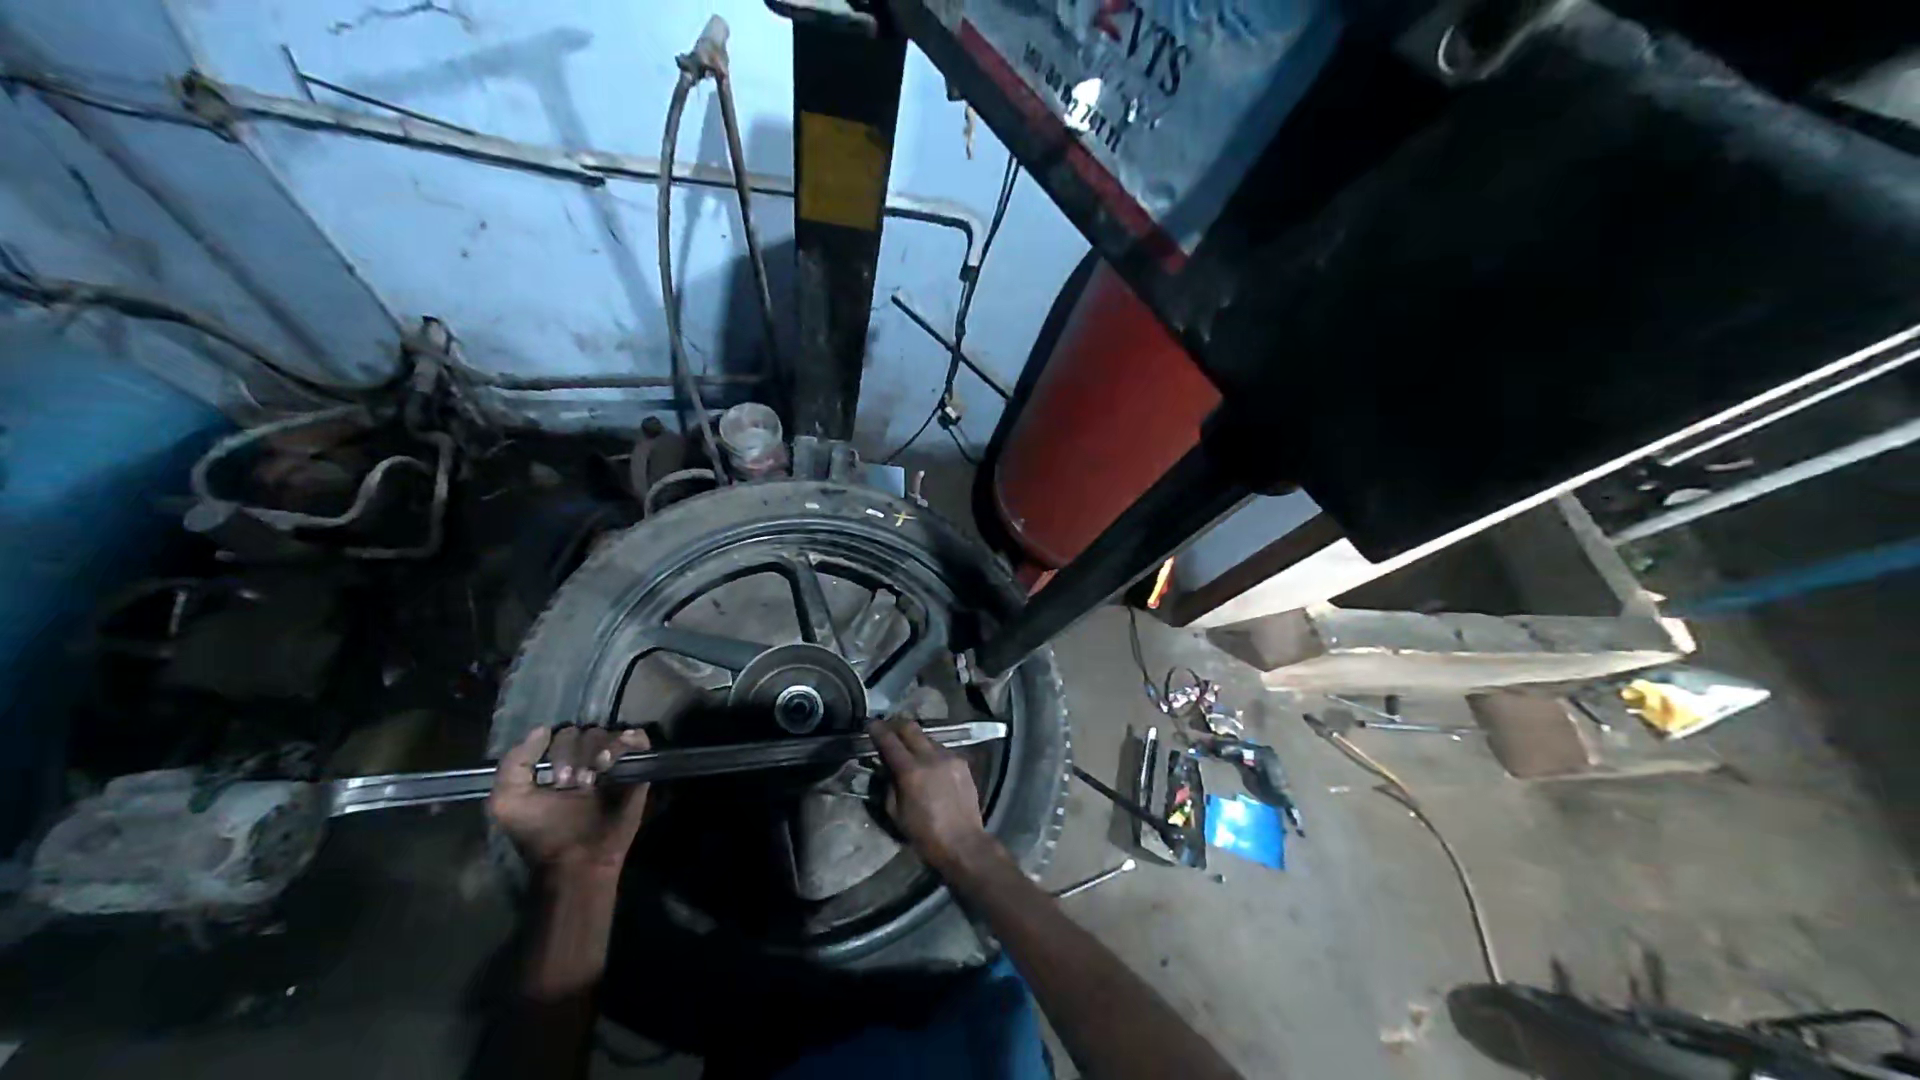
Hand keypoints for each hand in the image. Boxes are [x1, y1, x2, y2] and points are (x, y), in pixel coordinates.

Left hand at [489, 725, 651, 878]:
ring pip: (610, 733)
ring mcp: (615, 764)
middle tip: (574, 783)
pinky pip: (638, 740)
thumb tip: (542, 729)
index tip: (554, 779)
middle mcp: (588, 760)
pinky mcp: (638, 770)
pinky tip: (611, 762)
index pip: (562, 734)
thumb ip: (514, 763)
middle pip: (586, 731)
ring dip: (599, 751)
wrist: (576, 860)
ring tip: (593, 779)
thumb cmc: (542, 833)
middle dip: (577, 754)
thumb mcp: (507, 801)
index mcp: (560, 764)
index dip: (557, 751)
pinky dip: (627, 741)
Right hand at [869, 719, 997, 874]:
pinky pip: (941, 750)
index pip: (890, 741)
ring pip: (927, 738)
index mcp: (911, 771)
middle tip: (888, 729)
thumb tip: (887, 767)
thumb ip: (889, 784)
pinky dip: (930, 752)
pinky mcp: (962, 762)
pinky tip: (929, 764)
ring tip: (908, 749)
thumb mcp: (895, 813)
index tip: (871, 724)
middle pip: (910, 728)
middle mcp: (931, 757)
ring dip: (915, 739)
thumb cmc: (924, 834)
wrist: (963, 843)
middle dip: (896, 725)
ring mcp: (949, 757)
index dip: (878, 730)